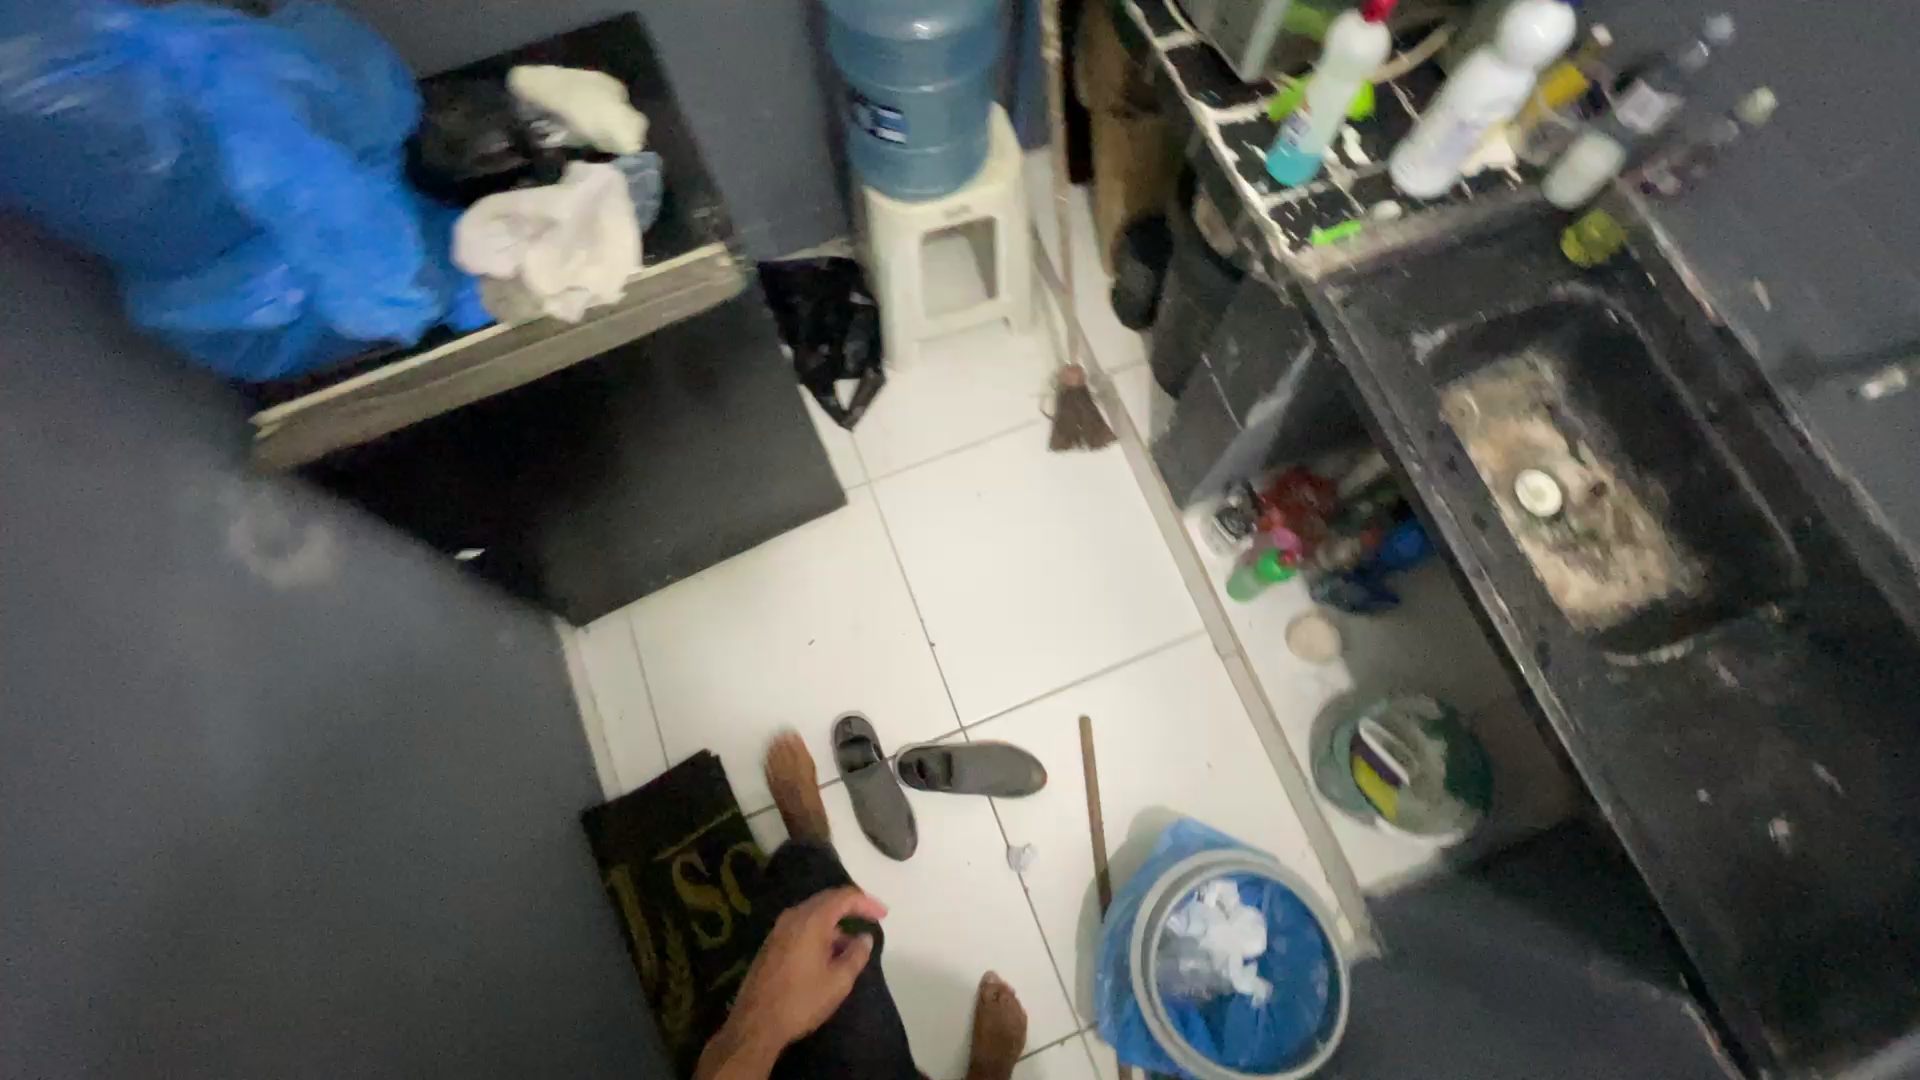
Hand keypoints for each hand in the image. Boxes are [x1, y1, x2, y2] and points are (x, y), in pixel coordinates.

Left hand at [734, 887, 887, 1047]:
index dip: (867, 902)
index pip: (845, 896)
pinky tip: (826, 954)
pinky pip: (801, 925)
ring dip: (835, 924)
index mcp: (812, 919)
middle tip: (870, 919)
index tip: (883, 915)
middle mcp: (794, 915)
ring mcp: (779, 928)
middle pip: (828, 899)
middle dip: (851, 908)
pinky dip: (819, 931)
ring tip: (850, 945)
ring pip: (813, 914)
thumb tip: (864, 937)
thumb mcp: (838, 982)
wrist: (754, 1025)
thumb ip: (856, 955)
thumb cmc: (800, 1000)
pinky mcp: (771, 943)